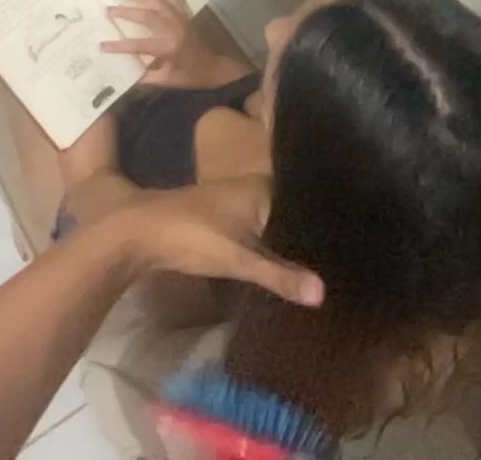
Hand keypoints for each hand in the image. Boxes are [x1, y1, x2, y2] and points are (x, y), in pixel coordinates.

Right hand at [101, 0, 208, 85]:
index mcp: (168, 48)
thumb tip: (124, 73)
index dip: (119, 46)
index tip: (102, 45)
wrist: (214, 67)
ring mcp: (181, 20)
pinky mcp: (186, 16)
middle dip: (127, 12)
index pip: (139, 45)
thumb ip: (146, 77)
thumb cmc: (190, 76)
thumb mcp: (167, 81)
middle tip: (109, 9)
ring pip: (159, 2)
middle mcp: (174, 30)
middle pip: (147, 16)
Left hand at [108, 179, 322, 307]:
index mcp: (259, 187)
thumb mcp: (239, 259)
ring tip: (310, 264)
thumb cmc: (192, 236)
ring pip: (266, 220)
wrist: (137, 231)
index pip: (302, 202)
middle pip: (284, 212)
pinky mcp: (215, 218)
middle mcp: (248, 189)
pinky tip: (271, 261)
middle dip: (302, 234)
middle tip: (332, 261)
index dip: (321, 225)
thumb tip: (324, 293)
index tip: (343, 247)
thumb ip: (280, 275)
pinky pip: (250, 228)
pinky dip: (261, 243)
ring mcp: (229, 202)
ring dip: (280, 239)